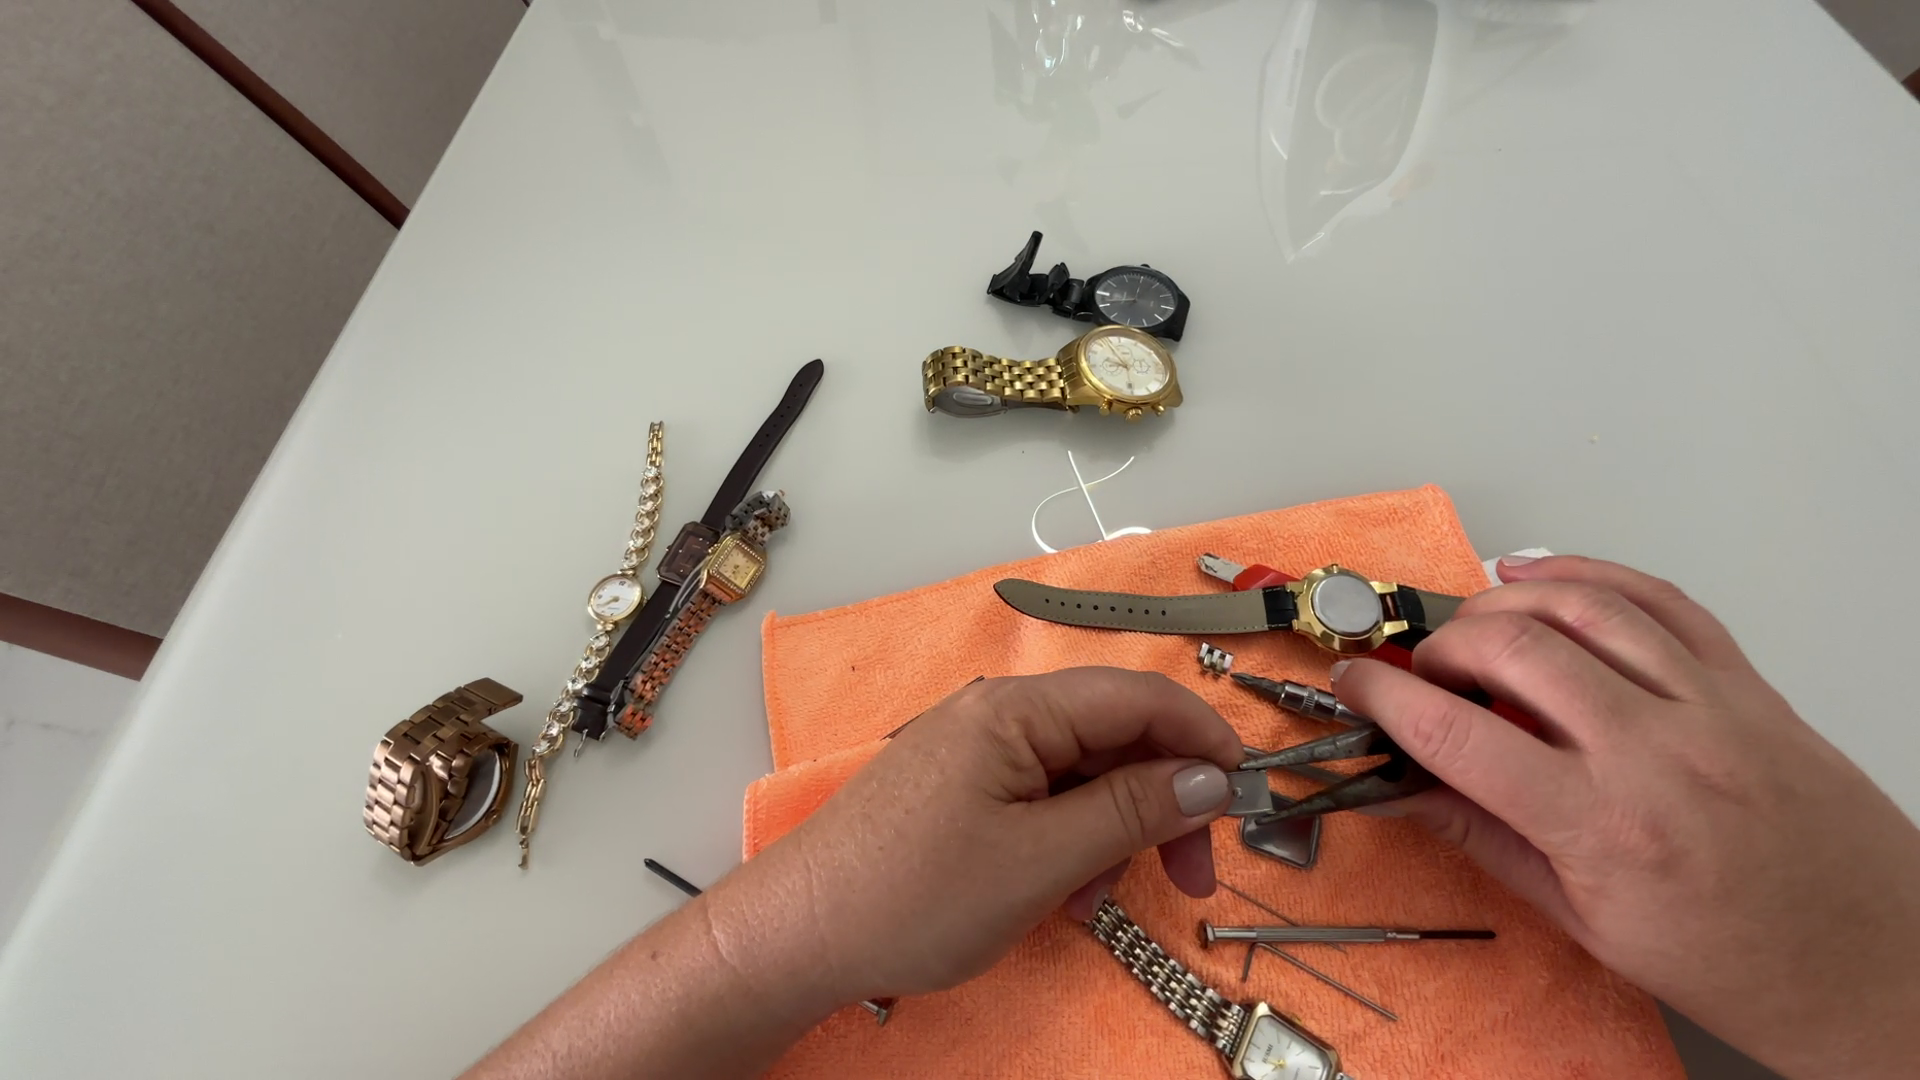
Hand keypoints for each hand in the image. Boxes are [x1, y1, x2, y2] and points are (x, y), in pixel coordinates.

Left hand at [707, 668, 1243, 1004]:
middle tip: (1192, 875)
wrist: (802, 933)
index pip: (1136, 696)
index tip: (1246, 793)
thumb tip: (1209, 778)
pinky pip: (1041, 796)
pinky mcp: (964, 784)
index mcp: (1017, 708)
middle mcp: (999, 712)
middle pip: (1111, 736)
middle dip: (1159, 801)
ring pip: (1080, 773)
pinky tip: (1061, 891)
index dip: (1202, 737)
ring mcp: (978, 748)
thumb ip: (1132, 810)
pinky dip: (1068, 839)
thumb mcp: (1041, 860)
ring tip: (1096, 899)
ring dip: (1111, 831)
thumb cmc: (918, 894)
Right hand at [1333, 555, 1919, 1079]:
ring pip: (1580, 605)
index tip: (1352, 684)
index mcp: (1603, 826)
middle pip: (1510, 646)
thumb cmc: (1730, 964)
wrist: (1892, 979)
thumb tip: (1387, 789)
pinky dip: (1584, 572)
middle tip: (1424, 675)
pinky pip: (1661, 599)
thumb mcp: (1578, 918)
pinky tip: (1535, 576)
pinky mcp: (1749, 686)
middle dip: (1439, 647)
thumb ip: (1473, 834)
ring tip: (1470, 631)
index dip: (1381, 695)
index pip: (1453, 731)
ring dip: (1499, 603)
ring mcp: (1713, 708)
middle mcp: (1658, 752)